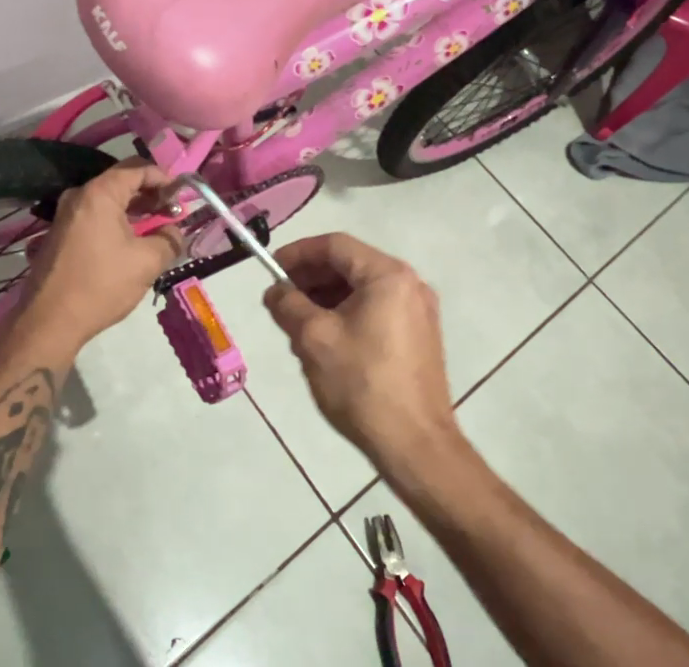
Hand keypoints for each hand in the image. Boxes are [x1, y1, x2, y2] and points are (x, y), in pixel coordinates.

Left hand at [19, 159, 185, 349]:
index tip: (182, 195)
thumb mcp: (147, 262)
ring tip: (157, 227)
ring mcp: (64, 215)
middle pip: (120, 181)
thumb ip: (169, 240)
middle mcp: (78, 196)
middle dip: (150, 193)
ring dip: (133, 209)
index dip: (164, 178)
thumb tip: (175, 232)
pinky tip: (130, 241)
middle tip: (172, 212)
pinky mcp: (59, 234)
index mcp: (99, 193)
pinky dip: (115, 221)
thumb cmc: (101, 285)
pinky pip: (93, 216)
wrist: (50, 320)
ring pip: (107, 201)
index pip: (137, 168)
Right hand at [263, 234, 460, 470]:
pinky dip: (346, 315)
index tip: (270, 271)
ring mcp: (418, 312)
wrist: (414, 443)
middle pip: (349, 265)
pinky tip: (324, 342)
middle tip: (280, 301)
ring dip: (325, 299)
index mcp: (388, 275)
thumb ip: (288, 305)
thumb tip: (275, 291)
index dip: (297, 253)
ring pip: (361, 290)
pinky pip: (375, 311)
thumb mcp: (314, 339)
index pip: (335, 245)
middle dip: (310, 279)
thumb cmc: (362, 383)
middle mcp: (410, 285)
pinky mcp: (419, 337)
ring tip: (297, 326)